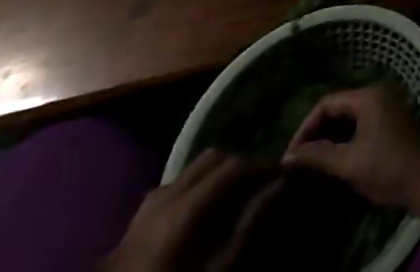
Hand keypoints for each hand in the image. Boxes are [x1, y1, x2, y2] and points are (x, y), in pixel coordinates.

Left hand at [103, 149, 281, 271]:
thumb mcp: (219, 267)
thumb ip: (249, 223)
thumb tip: (279, 186)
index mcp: (185, 208)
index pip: (233, 166)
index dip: (261, 165)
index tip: (282, 173)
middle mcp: (166, 196)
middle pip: (212, 158)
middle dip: (241, 163)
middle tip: (260, 180)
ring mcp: (147, 206)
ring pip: (192, 169)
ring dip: (219, 171)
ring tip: (236, 192)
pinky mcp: (137, 219)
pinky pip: (175, 185)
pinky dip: (197, 185)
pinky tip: (204, 208)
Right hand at [282, 83, 419, 209]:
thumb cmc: (388, 168)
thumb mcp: (348, 163)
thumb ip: (317, 156)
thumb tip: (287, 157)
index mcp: (369, 96)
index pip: (327, 103)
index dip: (305, 127)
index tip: (291, 154)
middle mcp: (380, 94)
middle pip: (338, 107)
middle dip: (317, 132)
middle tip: (299, 159)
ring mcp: (389, 106)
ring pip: (350, 117)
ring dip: (330, 136)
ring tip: (311, 162)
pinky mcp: (393, 121)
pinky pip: (362, 123)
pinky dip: (345, 138)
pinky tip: (333, 158)